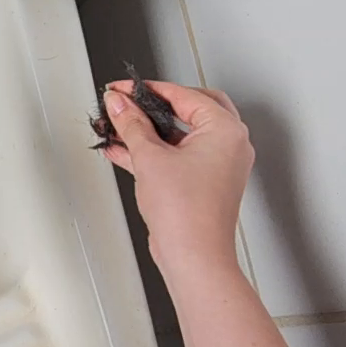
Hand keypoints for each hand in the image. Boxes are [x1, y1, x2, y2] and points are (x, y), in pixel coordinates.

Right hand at [101, 81, 252, 271]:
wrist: (193, 256)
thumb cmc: (187, 214)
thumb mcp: (150, 158)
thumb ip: (131, 125)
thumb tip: (120, 104)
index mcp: (225, 130)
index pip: (183, 94)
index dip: (146, 90)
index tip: (122, 90)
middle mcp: (228, 144)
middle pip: (187, 109)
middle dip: (152, 106)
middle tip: (127, 103)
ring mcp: (217, 164)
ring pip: (179, 134)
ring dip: (148, 130)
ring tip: (117, 127)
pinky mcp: (203, 182)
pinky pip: (176, 156)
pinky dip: (152, 151)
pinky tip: (123, 151)